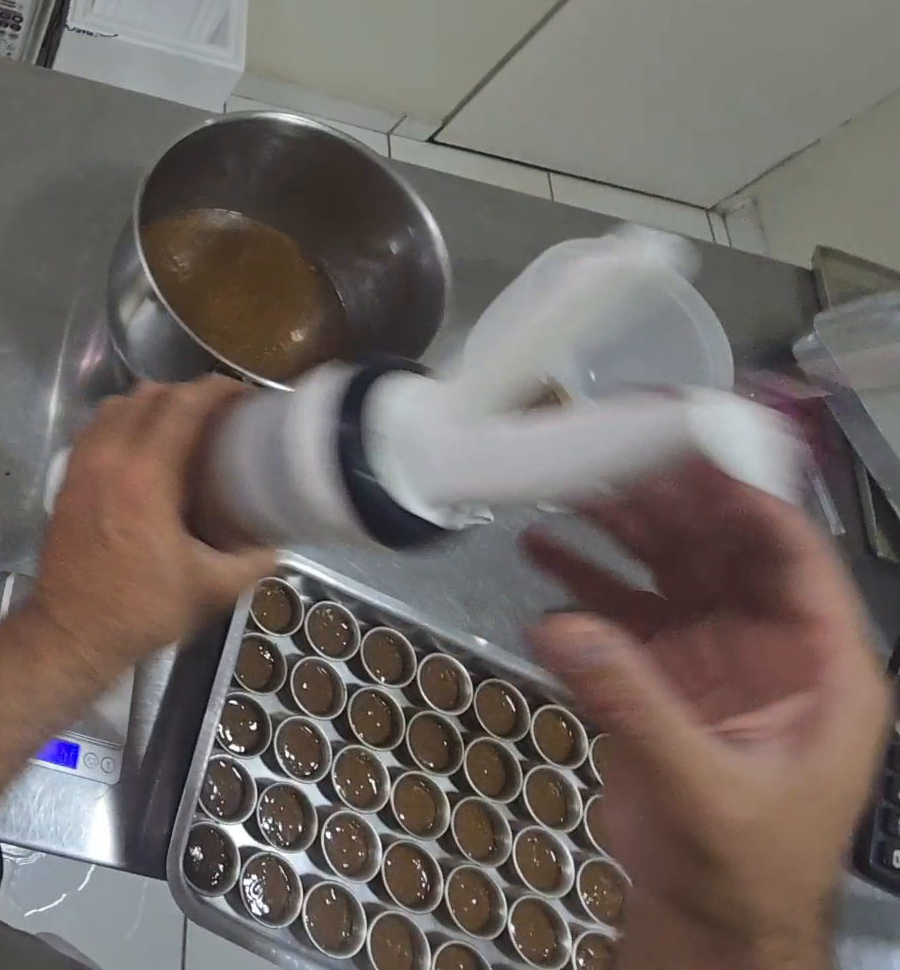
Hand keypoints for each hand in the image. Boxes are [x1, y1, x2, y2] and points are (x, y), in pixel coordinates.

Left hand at [31, 377, 275, 675]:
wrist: (71, 628)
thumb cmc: (141, 608)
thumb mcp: (210, 588)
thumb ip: (251, 562)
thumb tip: (276, 545)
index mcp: (145, 476)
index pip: (182, 406)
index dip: (216, 390)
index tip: (242, 394)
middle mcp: (108, 457)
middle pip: (148, 395)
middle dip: (187, 393)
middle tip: (218, 412)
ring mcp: (80, 464)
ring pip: (116, 405)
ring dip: (150, 403)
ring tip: (180, 424)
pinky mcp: (65, 477)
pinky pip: (94, 428)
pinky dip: (120, 420)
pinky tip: (140, 444)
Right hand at [524, 460, 890, 969]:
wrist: (705, 905)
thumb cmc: (738, 855)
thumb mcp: (701, 782)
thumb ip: (633, 701)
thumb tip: (557, 622)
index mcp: (819, 664)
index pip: (790, 562)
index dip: (744, 504)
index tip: (686, 455)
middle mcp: (763, 644)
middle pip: (716, 552)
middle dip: (665, 504)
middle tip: (605, 454)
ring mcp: (704, 653)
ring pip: (663, 569)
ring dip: (617, 529)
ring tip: (565, 489)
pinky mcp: (651, 668)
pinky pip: (615, 605)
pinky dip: (579, 576)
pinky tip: (540, 550)